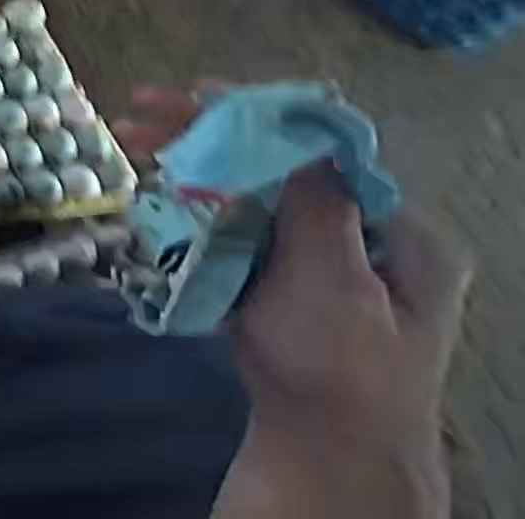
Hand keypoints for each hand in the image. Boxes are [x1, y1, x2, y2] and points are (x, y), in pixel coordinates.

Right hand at [117, 87, 473, 518]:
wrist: (325, 433)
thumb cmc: (339, 361)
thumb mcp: (336, 285)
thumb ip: (319, 211)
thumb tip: (297, 141)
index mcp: (394, 229)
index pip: (321, 150)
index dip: (258, 115)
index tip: (197, 90)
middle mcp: (354, 226)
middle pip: (272, 159)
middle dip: (202, 132)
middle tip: (137, 112)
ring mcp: (310, 244)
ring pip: (243, 182)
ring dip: (186, 157)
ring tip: (129, 140)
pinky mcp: (272, 261)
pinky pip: (230, 211)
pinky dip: (190, 189)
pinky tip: (153, 178)